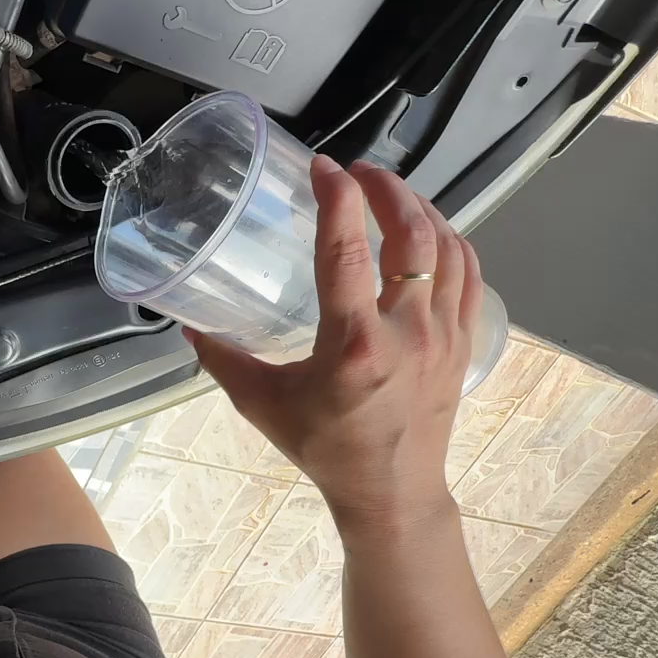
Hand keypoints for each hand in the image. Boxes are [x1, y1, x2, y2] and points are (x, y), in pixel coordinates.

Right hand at [186, 156, 482, 527]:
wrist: (390, 488)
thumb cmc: (323, 447)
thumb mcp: (261, 404)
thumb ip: (223, 361)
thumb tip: (189, 328)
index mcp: (353, 344)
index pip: (346, 254)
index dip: (337, 202)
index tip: (324, 169)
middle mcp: (407, 331)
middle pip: (413, 237)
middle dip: (389, 190)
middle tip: (361, 170)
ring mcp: (444, 334)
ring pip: (449, 249)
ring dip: (422, 209)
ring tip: (394, 191)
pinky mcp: (463, 341)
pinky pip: (468, 274)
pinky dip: (451, 241)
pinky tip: (431, 231)